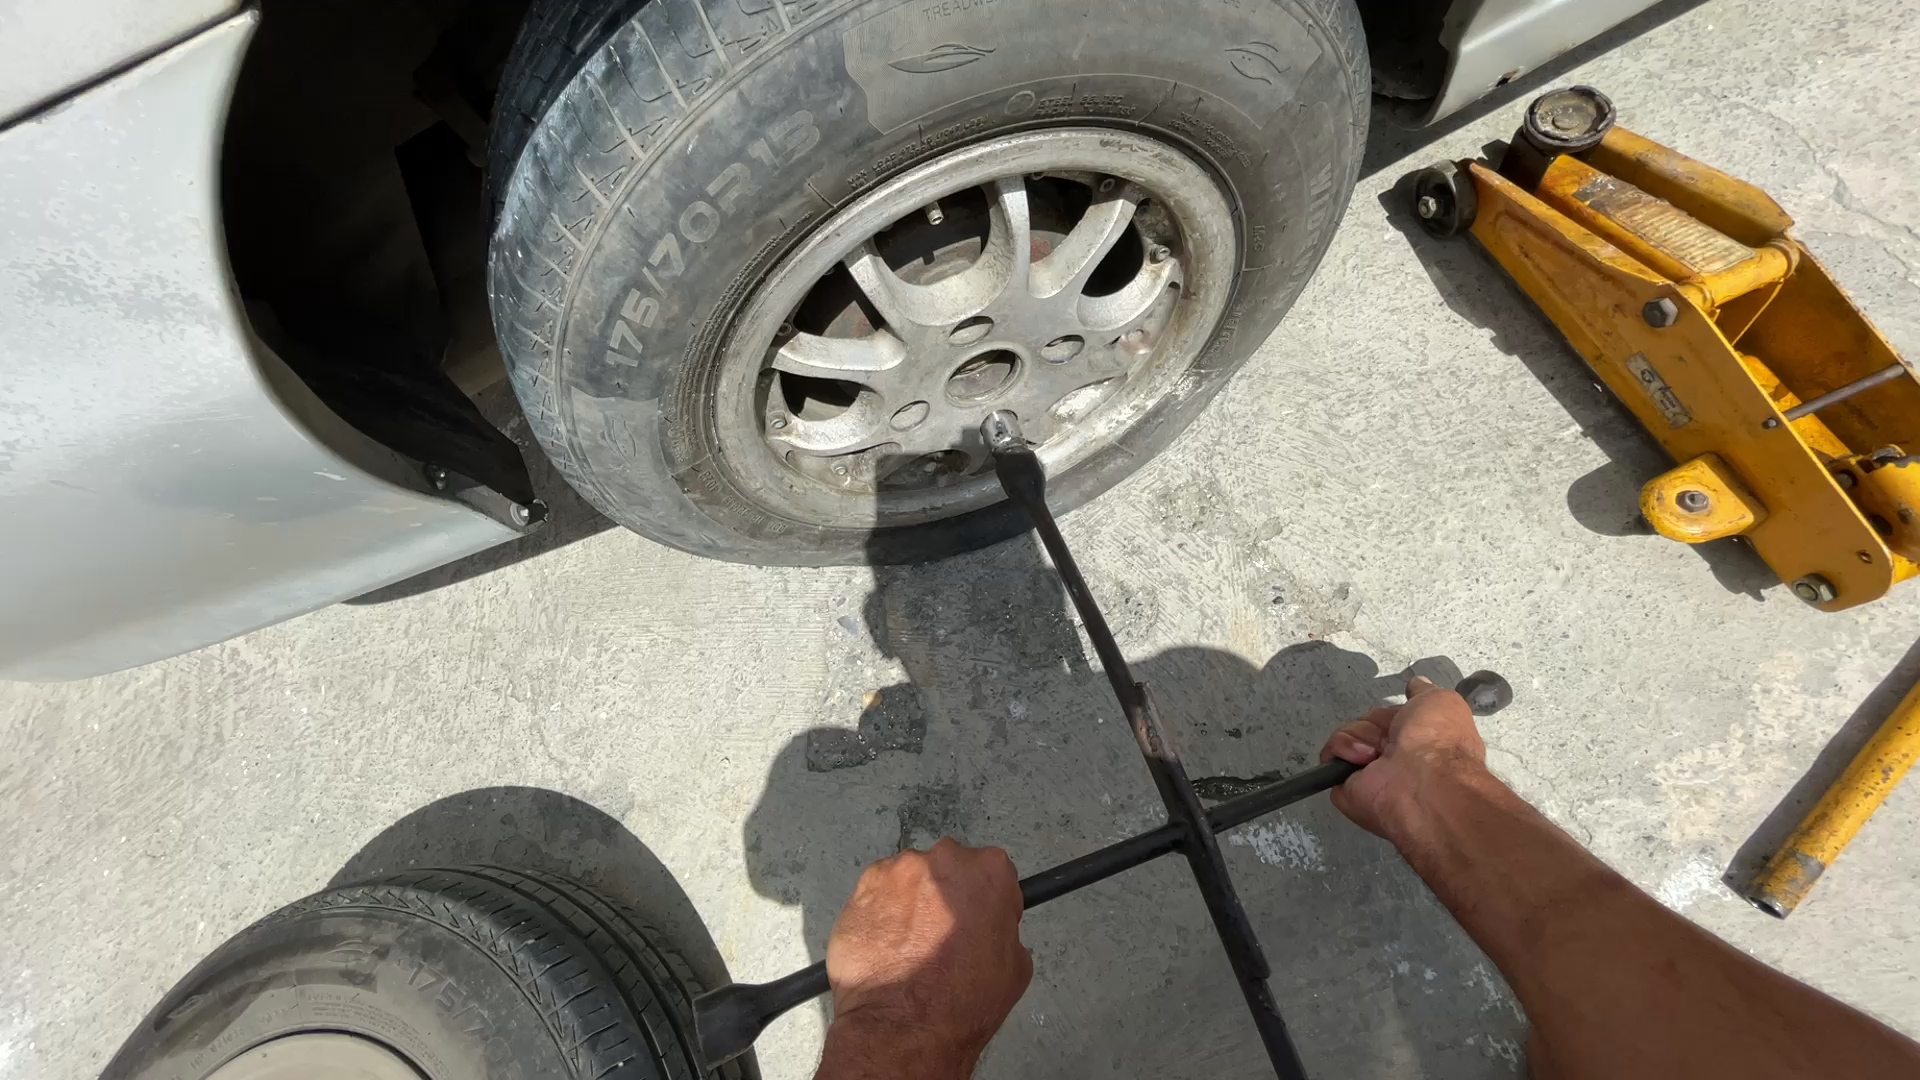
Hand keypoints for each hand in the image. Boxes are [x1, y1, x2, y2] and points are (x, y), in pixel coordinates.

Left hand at [819, 838, 1030, 1076]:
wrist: (904, 1027)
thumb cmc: (963, 1002)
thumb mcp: (1015, 967)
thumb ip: (1004, 926)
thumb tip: (988, 924)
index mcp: (989, 870)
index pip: (992, 874)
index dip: (985, 902)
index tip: (976, 924)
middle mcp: (946, 857)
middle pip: (949, 868)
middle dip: (946, 894)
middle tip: (941, 936)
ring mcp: (902, 867)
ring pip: (911, 878)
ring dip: (911, 901)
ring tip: (907, 946)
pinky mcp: (866, 882)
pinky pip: (879, 891)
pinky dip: (881, 911)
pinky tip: (885, 945)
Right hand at [1319, 675, 1485, 840]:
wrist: (1424, 782)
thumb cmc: (1438, 742)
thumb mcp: (1443, 703)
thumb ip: (1426, 692)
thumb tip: (1417, 683)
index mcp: (1416, 741)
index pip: (1386, 717)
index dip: (1389, 713)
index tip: (1401, 717)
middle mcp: (1393, 758)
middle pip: (1361, 724)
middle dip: (1370, 724)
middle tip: (1388, 738)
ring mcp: (1368, 774)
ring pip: (1342, 738)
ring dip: (1355, 738)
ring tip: (1374, 753)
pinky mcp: (1345, 787)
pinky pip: (1329, 760)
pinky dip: (1339, 753)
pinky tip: (1360, 760)